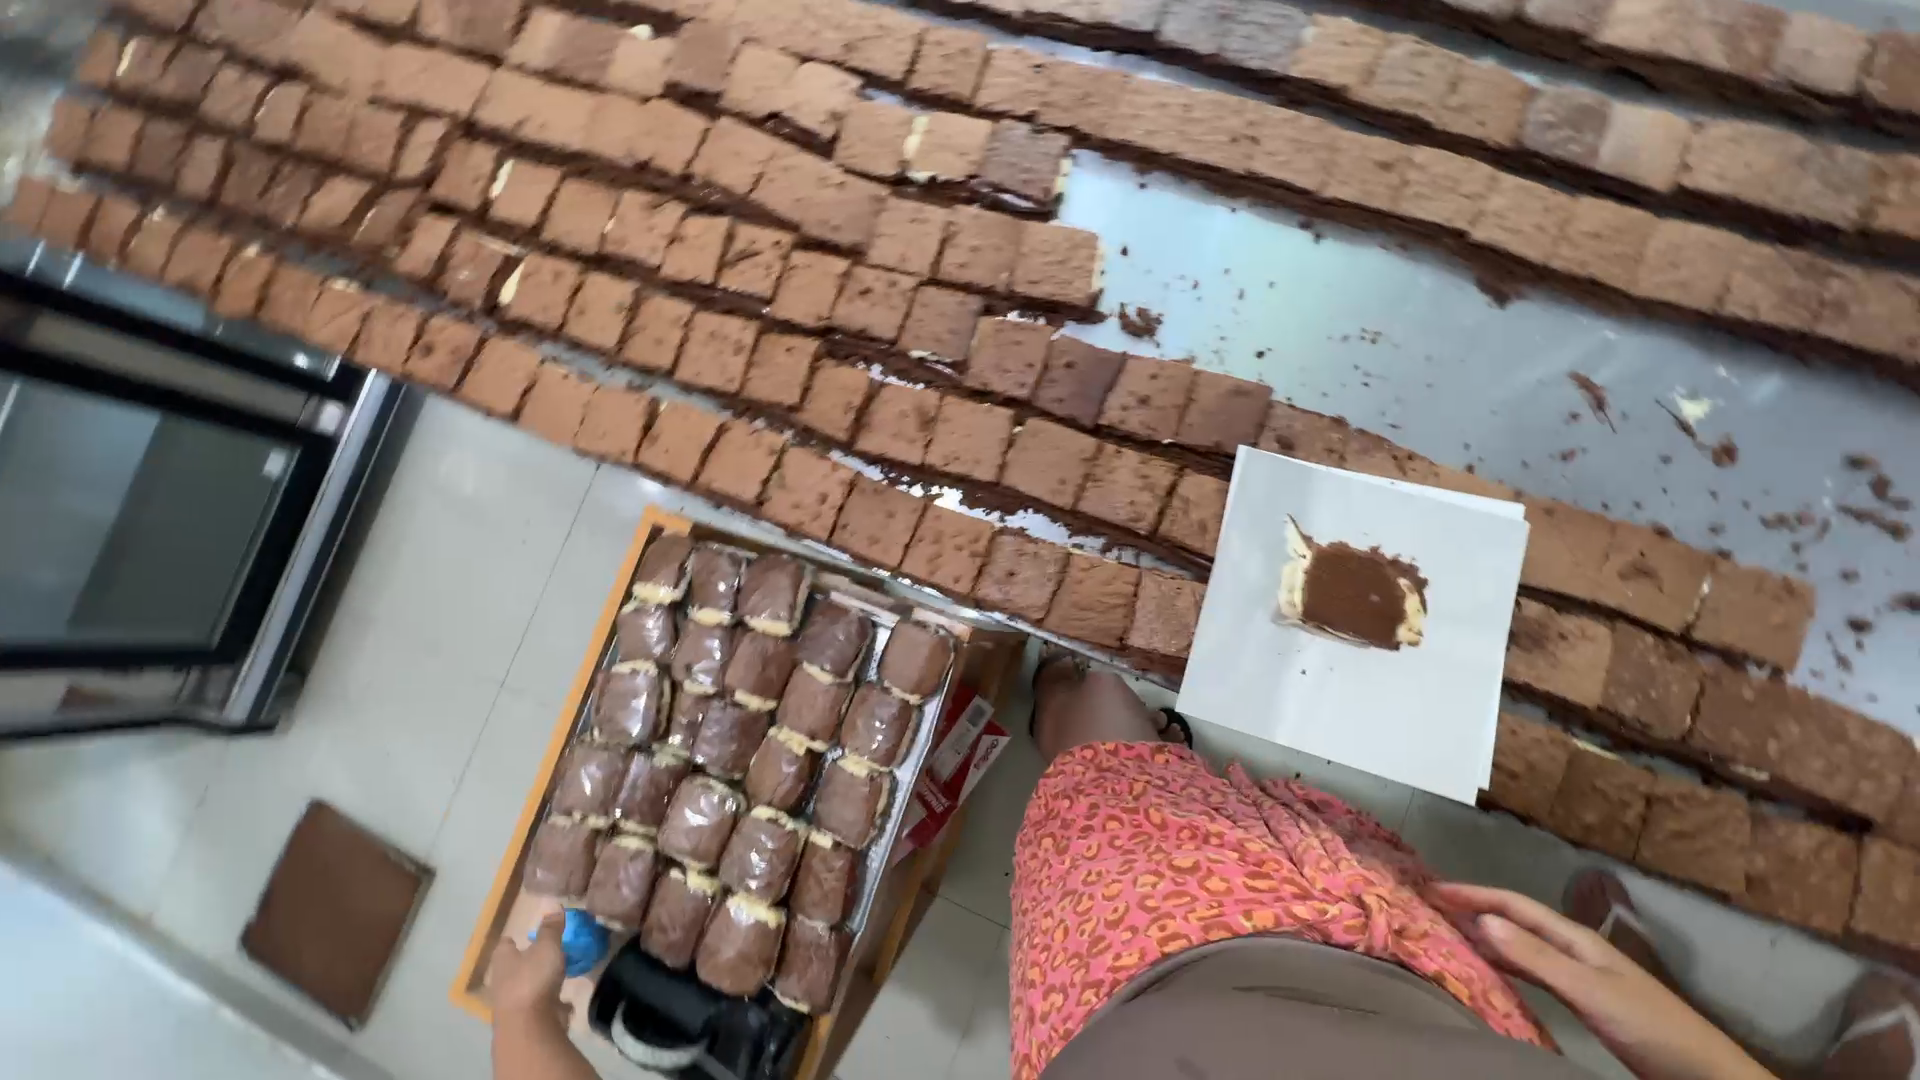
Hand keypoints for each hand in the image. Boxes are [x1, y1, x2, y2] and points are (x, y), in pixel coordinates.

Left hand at [490, 912, 567, 1019]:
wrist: (528, 1027)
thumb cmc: (533, 979)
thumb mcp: (547, 946)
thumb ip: (551, 928)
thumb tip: (553, 906)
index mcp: (504, 960)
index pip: (505, 944)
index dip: (514, 938)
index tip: (525, 934)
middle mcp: (502, 980)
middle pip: (514, 966)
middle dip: (528, 960)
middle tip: (548, 952)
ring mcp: (510, 1002)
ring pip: (525, 985)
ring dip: (539, 980)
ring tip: (559, 974)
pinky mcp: (523, 1019)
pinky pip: (537, 1004)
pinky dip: (548, 1000)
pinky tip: (563, 999)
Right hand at [1428, 882, 1774, 1079]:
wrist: (1708, 1076)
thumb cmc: (1649, 1026)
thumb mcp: (1588, 990)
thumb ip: (1535, 957)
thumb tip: (1480, 917)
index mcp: (1574, 937)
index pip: (1512, 904)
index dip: (1471, 892)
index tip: (1429, 888)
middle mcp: (1573, 948)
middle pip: (1514, 919)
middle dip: (1473, 908)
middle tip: (1430, 906)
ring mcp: (1580, 974)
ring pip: (1521, 944)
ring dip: (1486, 935)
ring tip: (1448, 933)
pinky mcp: (1584, 999)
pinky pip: (1531, 971)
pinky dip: (1504, 964)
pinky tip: (1490, 971)